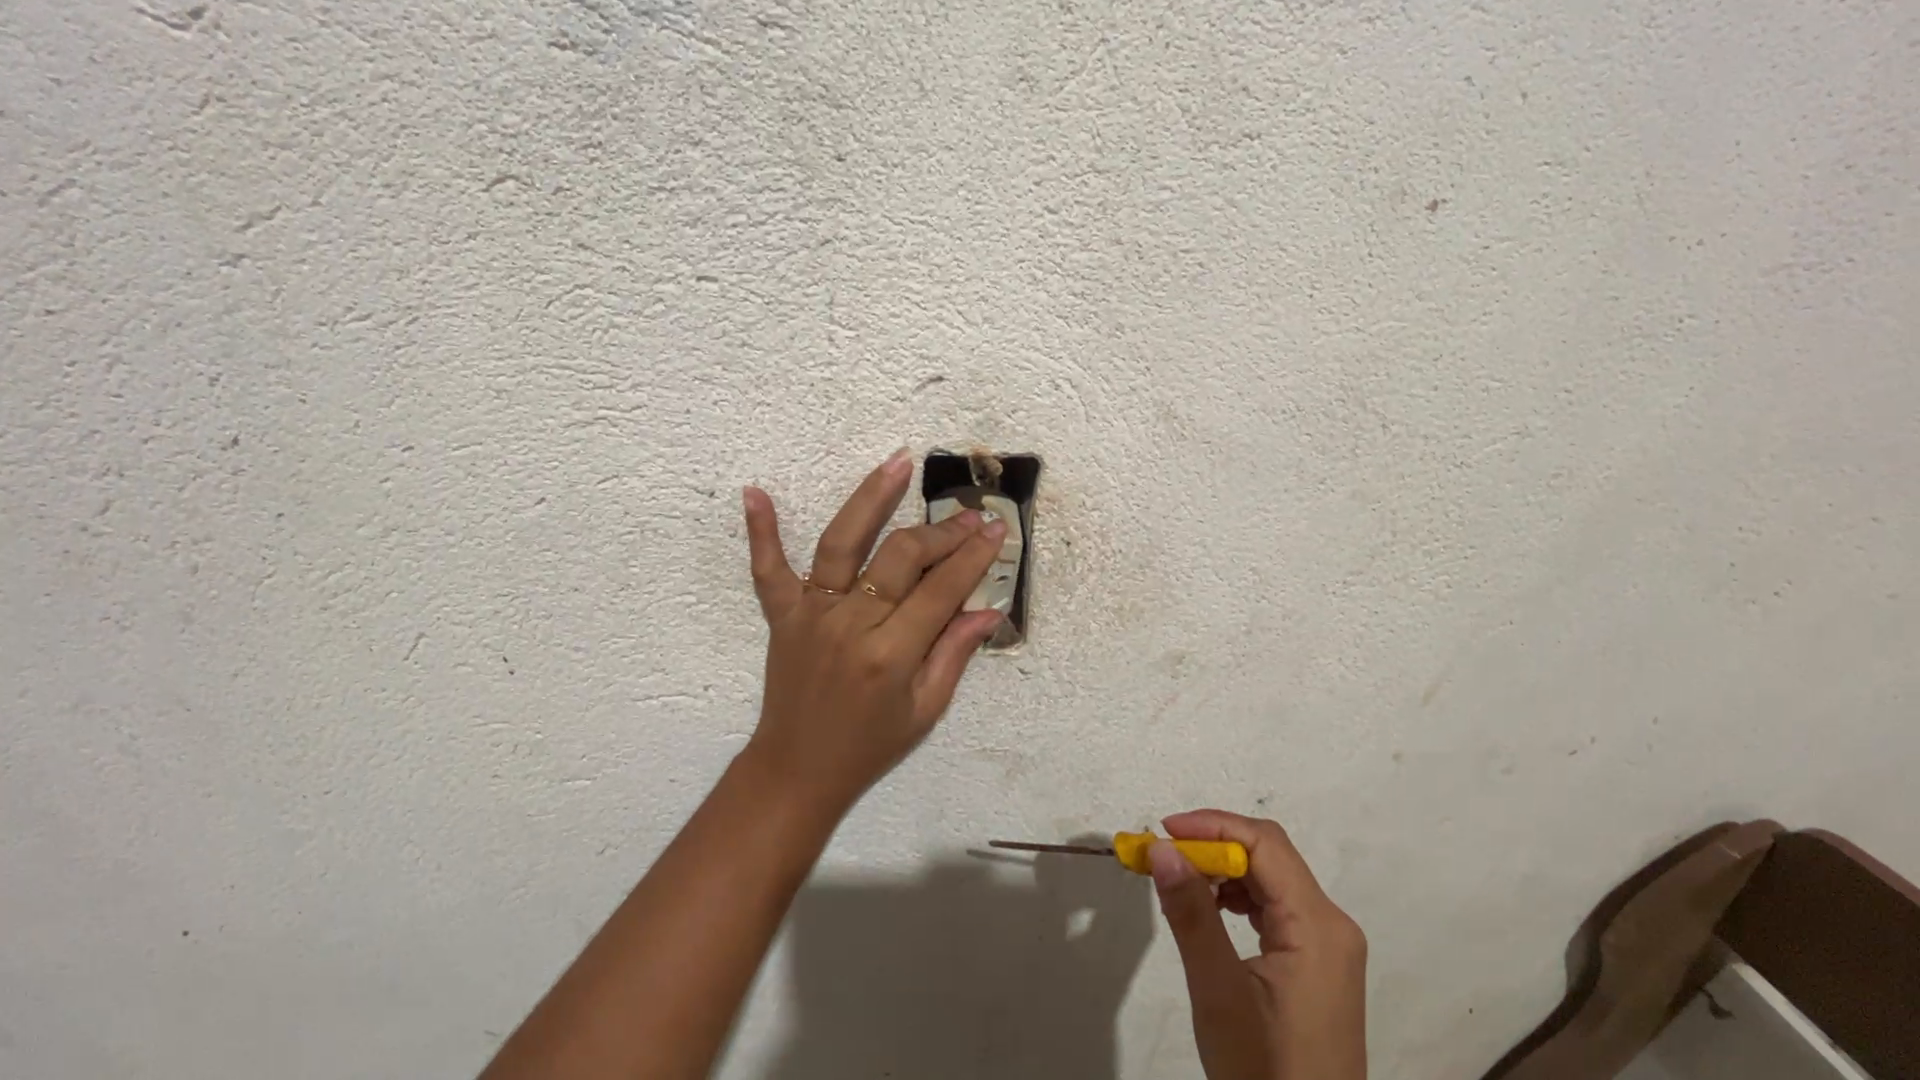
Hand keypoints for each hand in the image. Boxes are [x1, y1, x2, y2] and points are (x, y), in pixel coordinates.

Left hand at [738, 448, 1007, 808]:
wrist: (797, 769)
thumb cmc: (869, 746)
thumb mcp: (925, 711)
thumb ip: (955, 654)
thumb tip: (989, 608)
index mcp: (890, 656)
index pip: (941, 590)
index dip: (973, 556)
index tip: (995, 530)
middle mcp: (850, 626)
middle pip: (900, 558)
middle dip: (941, 531)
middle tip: (969, 513)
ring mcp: (811, 616)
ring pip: (843, 544)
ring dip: (871, 498)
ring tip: (898, 462)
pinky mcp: (783, 616)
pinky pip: (768, 570)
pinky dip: (761, 531)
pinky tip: (755, 492)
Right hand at [1149, 810, 1367, 1079]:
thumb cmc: (1263, 1067)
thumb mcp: (1218, 991)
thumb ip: (1191, 915)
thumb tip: (1162, 849)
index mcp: (1318, 925)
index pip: (1265, 844)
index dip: (1212, 826)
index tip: (1161, 833)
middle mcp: (1333, 925)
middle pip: (1271, 858)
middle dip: (1213, 847)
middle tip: (1161, 858)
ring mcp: (1330, 947)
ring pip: (1273, 881)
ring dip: (1224, 872)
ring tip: (1178, 885)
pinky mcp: (1319, 966)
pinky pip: (1278, 910)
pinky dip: (1239, 899)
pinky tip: (1210, 913)